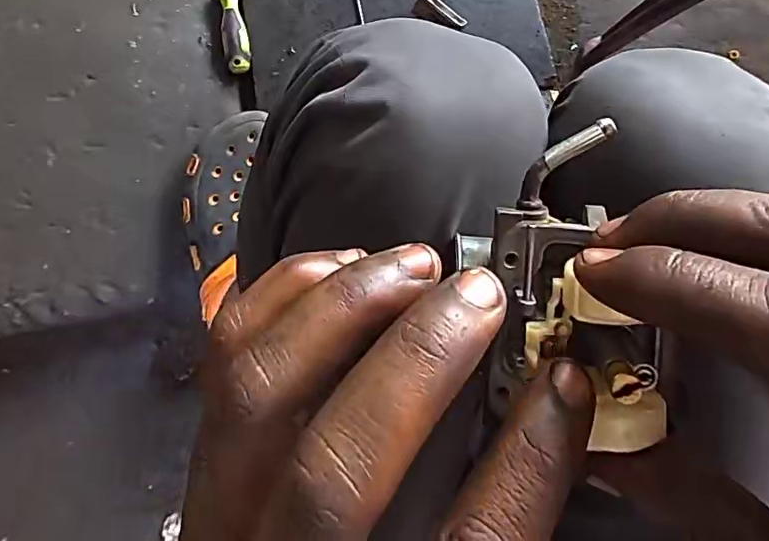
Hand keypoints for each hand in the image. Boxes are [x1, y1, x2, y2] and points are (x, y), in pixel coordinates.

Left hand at [182, 244, 595, 539]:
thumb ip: (493, 504)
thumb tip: (555, 400)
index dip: (524, 465)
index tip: (561, 385)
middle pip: (332, 475)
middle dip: (415, 360)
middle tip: (479, 295)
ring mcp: (222, 498)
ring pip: (258, 393)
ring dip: (346, 306)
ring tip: (415, 264)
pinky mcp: (207, 440)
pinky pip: (228, 349)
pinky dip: (289, 289)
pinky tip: (344, 266)